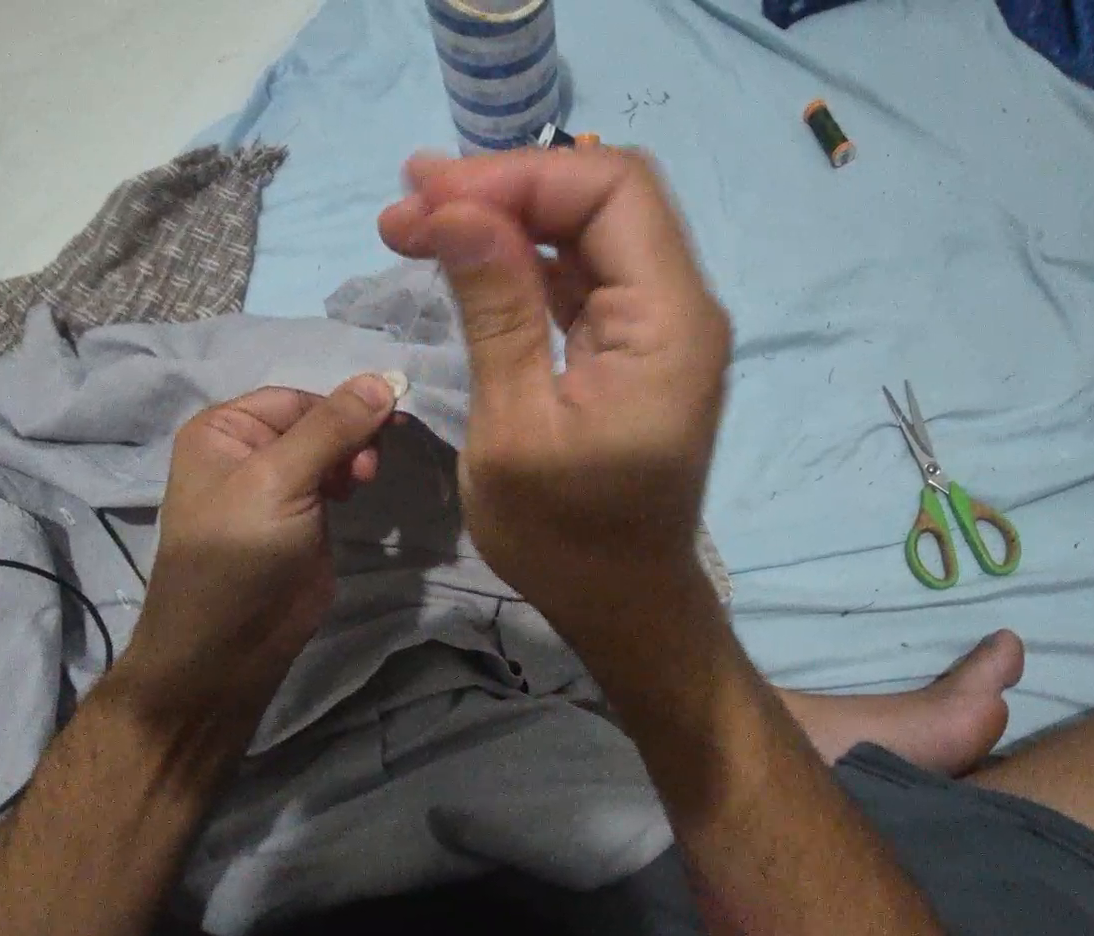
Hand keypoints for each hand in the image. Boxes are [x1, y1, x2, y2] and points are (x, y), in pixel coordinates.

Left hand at [114, 376, 398, 721]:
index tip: (388, 422)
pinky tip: (358, 493)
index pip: (296, 398)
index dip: (341, 406)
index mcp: (225, 430)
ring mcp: (278, 488)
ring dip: (355, 458)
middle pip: (317, 422)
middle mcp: (248, 452)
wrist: (232, 645)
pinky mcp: (304, 519)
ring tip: (363, 483)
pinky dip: (352, 481)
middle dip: (350, 436)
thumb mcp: (281, 481)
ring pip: (331, 452)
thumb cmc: (241, 553)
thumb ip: (333, 429)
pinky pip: (335, 482)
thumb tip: (384, 378)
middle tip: (367, 469)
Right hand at [377, 148, 730, 617]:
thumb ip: (495, 310)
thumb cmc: (566, 539)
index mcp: (669, 324)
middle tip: (411, 203)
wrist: (623, 601)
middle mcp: (682, 309)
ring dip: (508, 221)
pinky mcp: (638, 348)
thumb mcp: (515, 428)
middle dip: (505, 190)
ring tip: (418, 223)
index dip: (518, 176)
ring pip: (591, 233)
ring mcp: (663, 328)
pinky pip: (586, 278)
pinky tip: (466, 262)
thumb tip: (451, 208)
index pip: (612, 189)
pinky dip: (526, 264)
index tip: (429, 199)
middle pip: (604, 199)